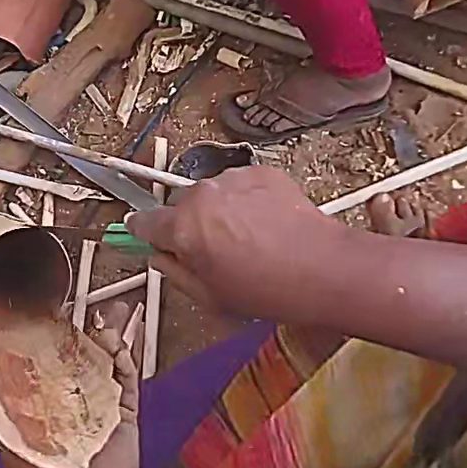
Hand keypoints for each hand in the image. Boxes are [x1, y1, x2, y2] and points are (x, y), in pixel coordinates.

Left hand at [1, 306, 141, 467]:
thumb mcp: (11, 435)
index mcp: (50, 392)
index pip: (53, 353)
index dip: (55, 330)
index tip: (55, 308)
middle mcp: (78, 390)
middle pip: (85, 349)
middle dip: (89, 327)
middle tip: (91, 308)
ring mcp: (104, 397)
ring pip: (109, 359)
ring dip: (110, 338)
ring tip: (109, 321)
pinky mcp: (126, 409)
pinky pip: (129, 380)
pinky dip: (127, 362)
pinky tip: (121, 349)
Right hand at [126, 166, 351, 322]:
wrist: (324, 269)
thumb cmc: (267, 290)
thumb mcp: (210, 295)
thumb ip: (174, 272)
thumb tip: (159, 257)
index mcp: (182, 228)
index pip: (144, 221)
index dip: (142, 231)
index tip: (143, 233)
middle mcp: (201, 196)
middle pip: (179, 206)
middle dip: (188, 224)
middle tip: (212, 249)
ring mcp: (232, 180)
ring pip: (210, 194)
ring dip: (218, 210)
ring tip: (247, 238)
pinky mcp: (260, 172)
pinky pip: (239, 185)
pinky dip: (245, 200)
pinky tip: (265, 223)